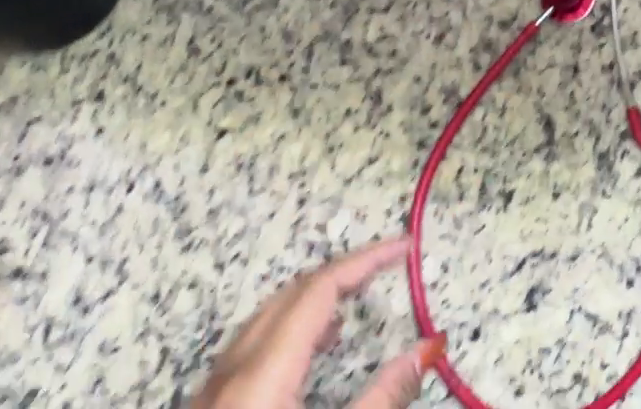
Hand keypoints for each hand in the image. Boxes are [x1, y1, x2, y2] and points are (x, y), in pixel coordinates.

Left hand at [192, 237, 444, 408]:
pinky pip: (252, 346)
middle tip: (389, 264)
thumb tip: (430, 347)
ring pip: (265, 318)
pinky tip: (312, 349)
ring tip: (358, 298)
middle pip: (289, 295)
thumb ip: (382, 396)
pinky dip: (291, 327)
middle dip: (342, 271)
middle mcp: (230, 373)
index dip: (367, 259)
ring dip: (314, 298)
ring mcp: (210, 394)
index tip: (408, 246)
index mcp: (263, 374)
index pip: (320, 289)